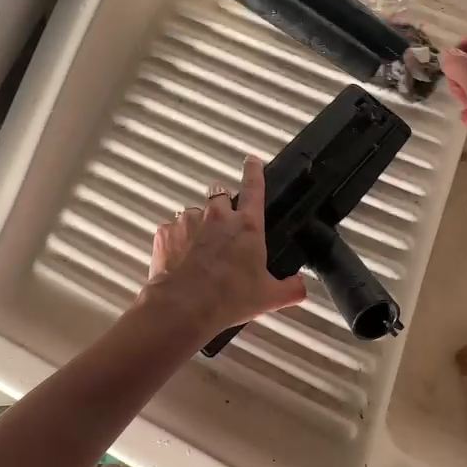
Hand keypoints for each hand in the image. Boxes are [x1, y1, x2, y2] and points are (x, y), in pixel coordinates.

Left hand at [138, 155, 307, 334]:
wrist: (184, 306)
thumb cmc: (228, 298)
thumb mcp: (268, 297)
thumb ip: (290, 289)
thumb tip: (300, 287)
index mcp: (247, 225)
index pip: (254, 187)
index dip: (254, 171)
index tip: (252, 160)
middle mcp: (217, 216)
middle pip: (220, 194)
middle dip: (222, 205)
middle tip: (222, 229)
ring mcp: (189, 221)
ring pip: (194, 212)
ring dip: (198, 226)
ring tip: (199, 253)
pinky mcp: (166, 232)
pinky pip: (172, 229)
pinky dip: (177, 241)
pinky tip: (181, 261)